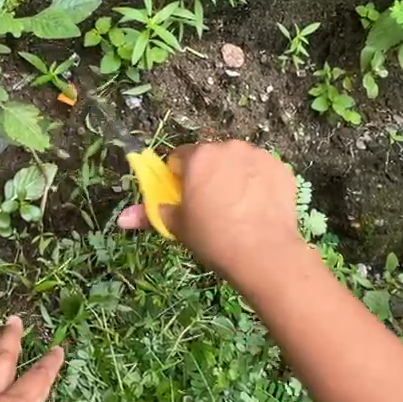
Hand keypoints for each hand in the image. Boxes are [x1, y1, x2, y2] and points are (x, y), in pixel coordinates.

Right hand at [118, 140, 304, 279]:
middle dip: (208, 176)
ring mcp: (258, 156)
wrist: (265, 254)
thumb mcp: (179, 227)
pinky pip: (262, 173)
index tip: (186, 199)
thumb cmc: (214, 238)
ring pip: (238, 163)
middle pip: (211, 157)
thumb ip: (150, 215)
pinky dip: (259, 185)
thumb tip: (121, 218)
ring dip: (234, 177)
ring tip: (237, 210)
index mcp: (198, 156)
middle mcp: (228, 147)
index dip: (180, 178)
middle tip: (211, 207)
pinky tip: (259, 209)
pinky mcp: (282, 169)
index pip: (180, 157)